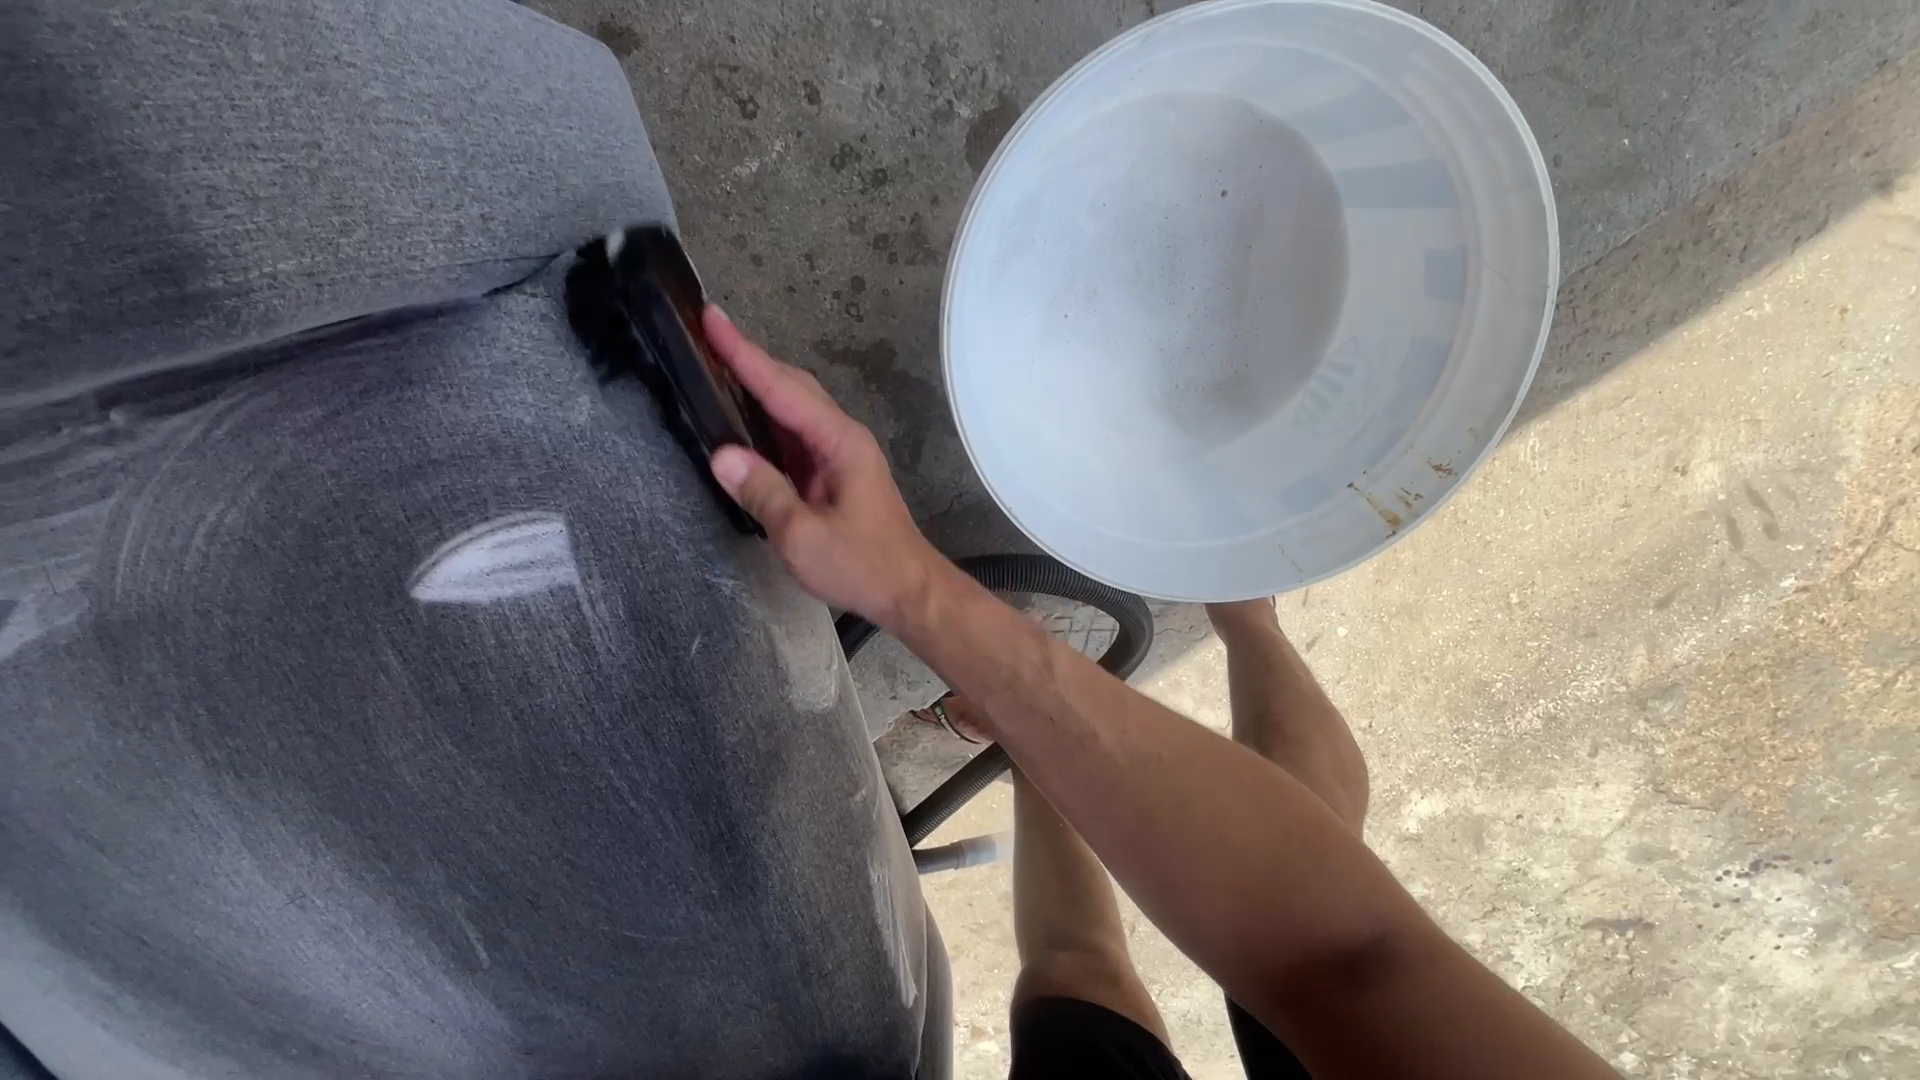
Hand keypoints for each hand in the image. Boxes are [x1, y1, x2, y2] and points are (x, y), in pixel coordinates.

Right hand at [702, 306, 943, 625]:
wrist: (908, 590)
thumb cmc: (862, 566)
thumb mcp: (803, 536)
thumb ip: (764, 493)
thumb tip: (722, 455)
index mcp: (839, 443)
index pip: (784, 388)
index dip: (744, 354)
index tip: (712, 319)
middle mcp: (842, 438)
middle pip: (792, 387)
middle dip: (749, 360)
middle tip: (705, 336)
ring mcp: (840, 455)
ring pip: (794, 409)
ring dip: (757, 387)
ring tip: (714, 367)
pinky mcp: (835, 474)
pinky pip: (795, 436)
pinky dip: (766, 422)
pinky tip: (742, 421)